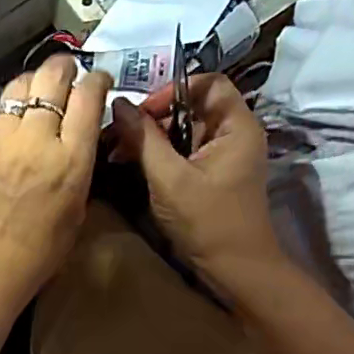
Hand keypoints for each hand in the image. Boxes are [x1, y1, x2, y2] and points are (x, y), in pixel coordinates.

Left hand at [0, 57, 112, 309]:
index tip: (98, 80)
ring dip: (33, 83)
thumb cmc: (44, 247)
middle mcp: (37, 139)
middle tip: (68, 73)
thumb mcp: (79, 204)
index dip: (96, 80)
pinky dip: (2, 109)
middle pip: (52, 78)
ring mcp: (1, 140)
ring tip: (37, 93)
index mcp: (71, 159)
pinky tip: (7, 121)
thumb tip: (80, 131)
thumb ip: (81, 161)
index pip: (87, 96)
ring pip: (18, 86)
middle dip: (64, 68)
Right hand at [109, 72, 283, 288]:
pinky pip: (182, 151)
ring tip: (117, 151)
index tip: (142, 112)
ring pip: (182, 129)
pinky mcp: (211, 174)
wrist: (236, 270)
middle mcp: (233, 134)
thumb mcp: (169, 178)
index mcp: (236, 126)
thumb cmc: (208, 221)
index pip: (208, 83)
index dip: (173, 89)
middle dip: (152, 116)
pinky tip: (130, 164)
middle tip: (118, 134)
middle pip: (191, 105)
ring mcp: (222, 156)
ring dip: (150, 137)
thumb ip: (143, 139)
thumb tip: (117, 103)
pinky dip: (158, 154)